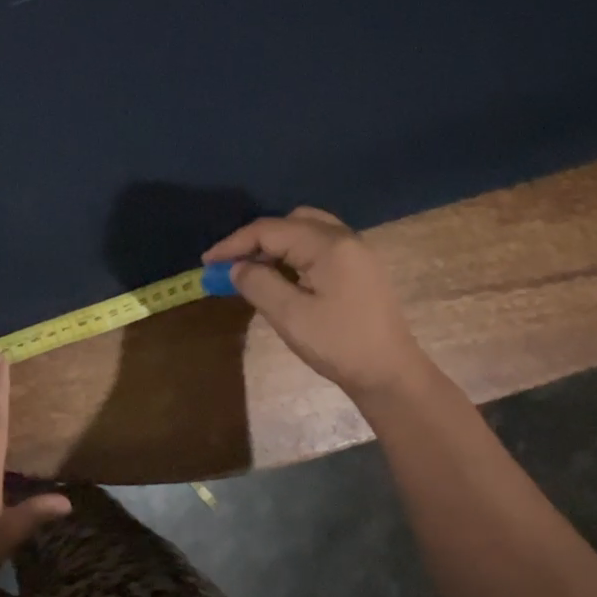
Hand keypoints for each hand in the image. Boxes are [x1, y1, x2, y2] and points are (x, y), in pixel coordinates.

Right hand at [203, 207, 430, 395]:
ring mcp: (356, 254)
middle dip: (256, 239)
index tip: (206, 263)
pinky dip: (293, 254)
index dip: (233, 243)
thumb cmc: (338, 344)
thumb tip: (237, 267)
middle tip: (232, 265)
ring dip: (275, 246)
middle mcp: (345, 239)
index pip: (270, 230)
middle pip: (291, 222)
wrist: (390, 374)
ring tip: (253, 270)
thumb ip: (257, 283)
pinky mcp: (359, 270)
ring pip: (306, 232)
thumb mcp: (289, 315)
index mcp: (329, 245)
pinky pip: (318, 247)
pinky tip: (281, 278)